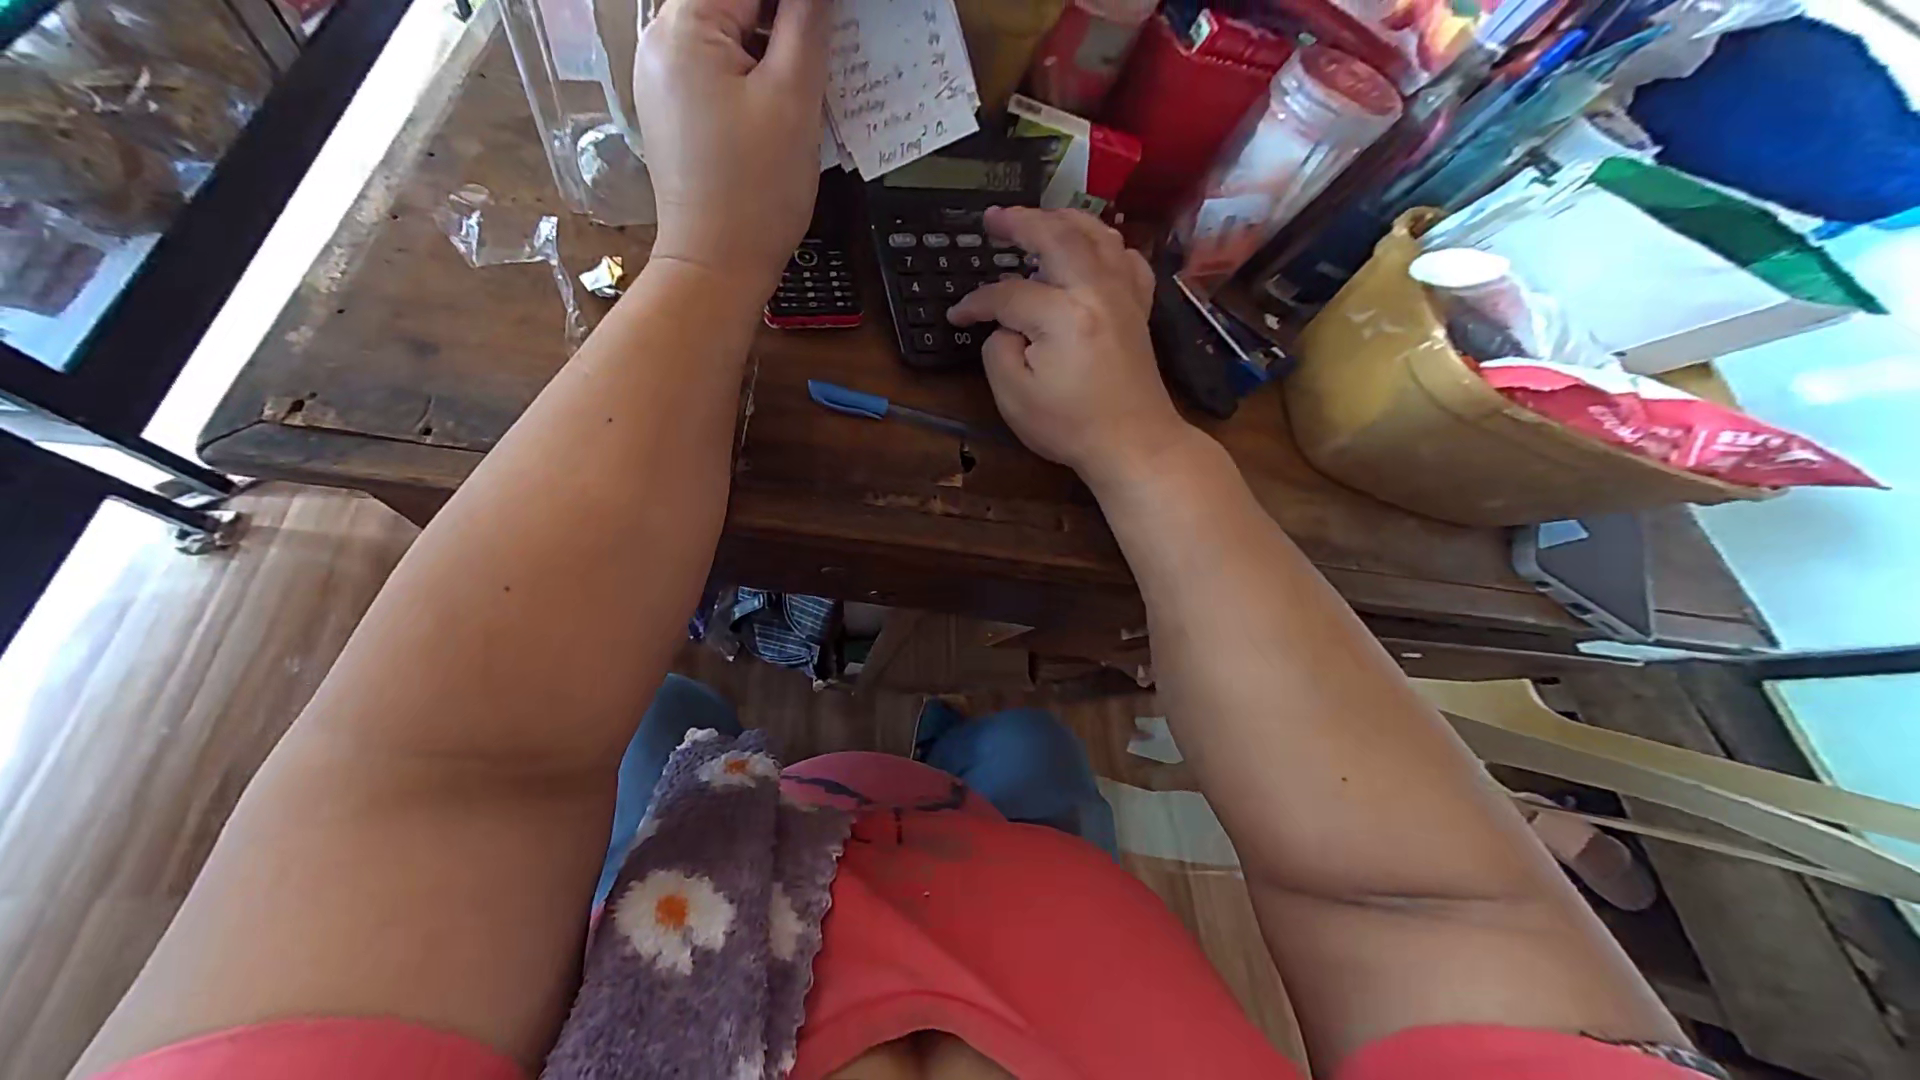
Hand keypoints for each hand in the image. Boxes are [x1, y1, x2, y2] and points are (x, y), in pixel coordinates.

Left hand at [633, 0, 826, 291]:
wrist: (718, 267)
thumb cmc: (757, 191)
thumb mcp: (793, 101)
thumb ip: (806, 24)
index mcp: (683, 27)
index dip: (797, 3)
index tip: (829, 23)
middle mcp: (660, 43)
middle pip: (733, 4)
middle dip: (784, 20)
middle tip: (828, 48)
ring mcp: (664, 81)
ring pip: (727, 36)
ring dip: (772, 46)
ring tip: (811, 77)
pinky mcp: (676, 113)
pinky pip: (718, 71)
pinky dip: (754, 75)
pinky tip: (784, 101)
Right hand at [948, 208, 1192, 482]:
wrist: (1133, 444)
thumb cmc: (1070, 426)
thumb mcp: (1014, 396)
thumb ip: (998, 349)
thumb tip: (1005, 325)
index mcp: (1062, 314)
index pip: (1007, 294)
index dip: (976, 303)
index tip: (958, 315)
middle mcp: (1097, 291)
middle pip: (1056, 235)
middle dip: (1019, 222)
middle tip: (992, 219)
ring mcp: (1124, 295)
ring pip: (1097, 234)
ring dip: (1063, 219)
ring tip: (1038, 218)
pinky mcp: (1138, 308)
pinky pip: (1126, 258)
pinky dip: (1106, 244)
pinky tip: (1093, 250)